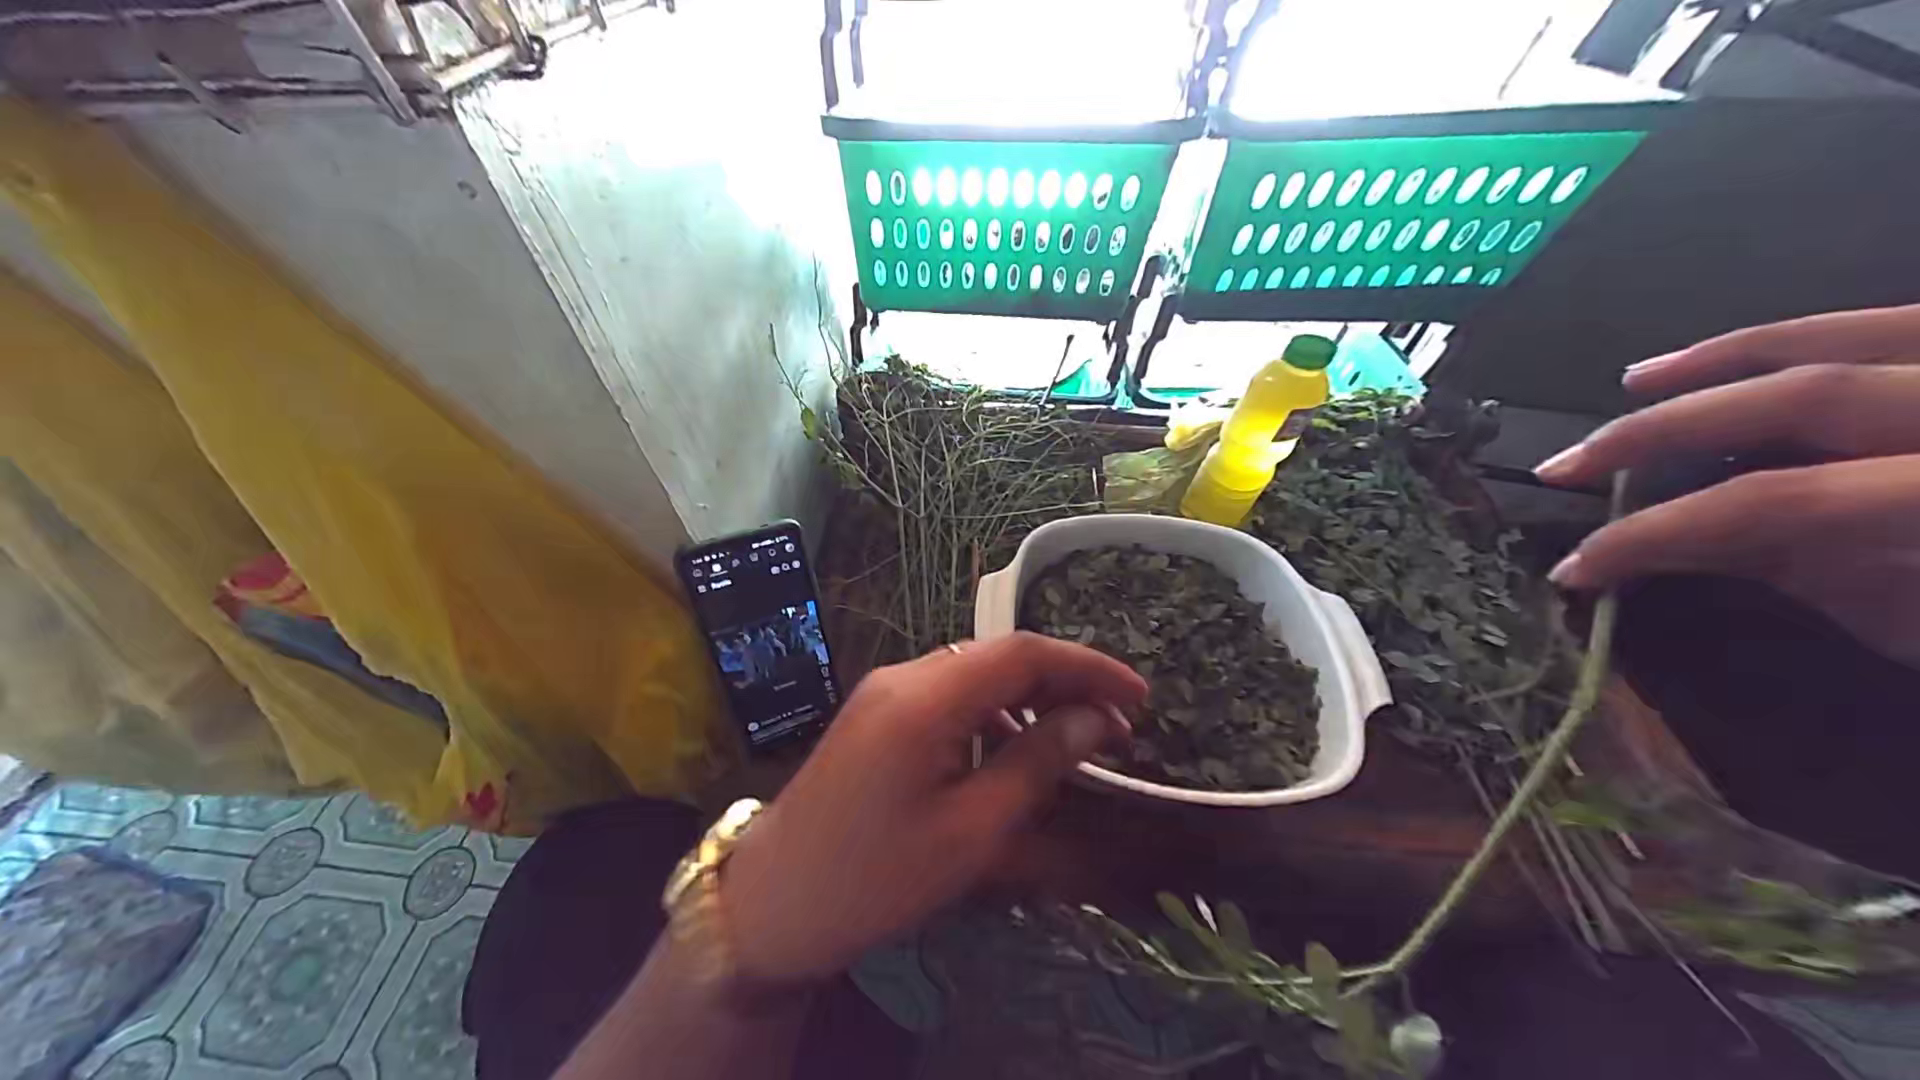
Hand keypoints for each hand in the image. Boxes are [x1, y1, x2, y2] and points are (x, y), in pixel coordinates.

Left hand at [720, 631, 1145, 982]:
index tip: (1139, 697)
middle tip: (1117, 724)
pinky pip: (949, 694)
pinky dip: (994, 710)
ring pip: (976, 673)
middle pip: (999, 656)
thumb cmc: (875, 876)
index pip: (1023, 652)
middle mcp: (904, 674)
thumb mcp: (971, 830)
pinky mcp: (878, 711)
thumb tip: (1094, 720)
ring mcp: (885, 689)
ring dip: (1031, 696)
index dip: (1087, 666)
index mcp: (925, 696)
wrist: (772, 901)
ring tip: (1076, 738)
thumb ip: (1036, 763)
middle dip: (1064, 681)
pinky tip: (1015, 746)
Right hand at [1536, 303, 1919, 665]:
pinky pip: (1901, 325)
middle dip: (1659, 431)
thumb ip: (1815, 574)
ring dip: (1721, 358)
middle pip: (1800, 395)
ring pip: (1855, 329)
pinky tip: (1742, 358)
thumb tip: (1670, 544)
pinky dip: (1807, 334)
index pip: (1778, 502)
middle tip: (1564, 465)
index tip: (1575, 570)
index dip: (1656, 535)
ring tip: (1633, 381)